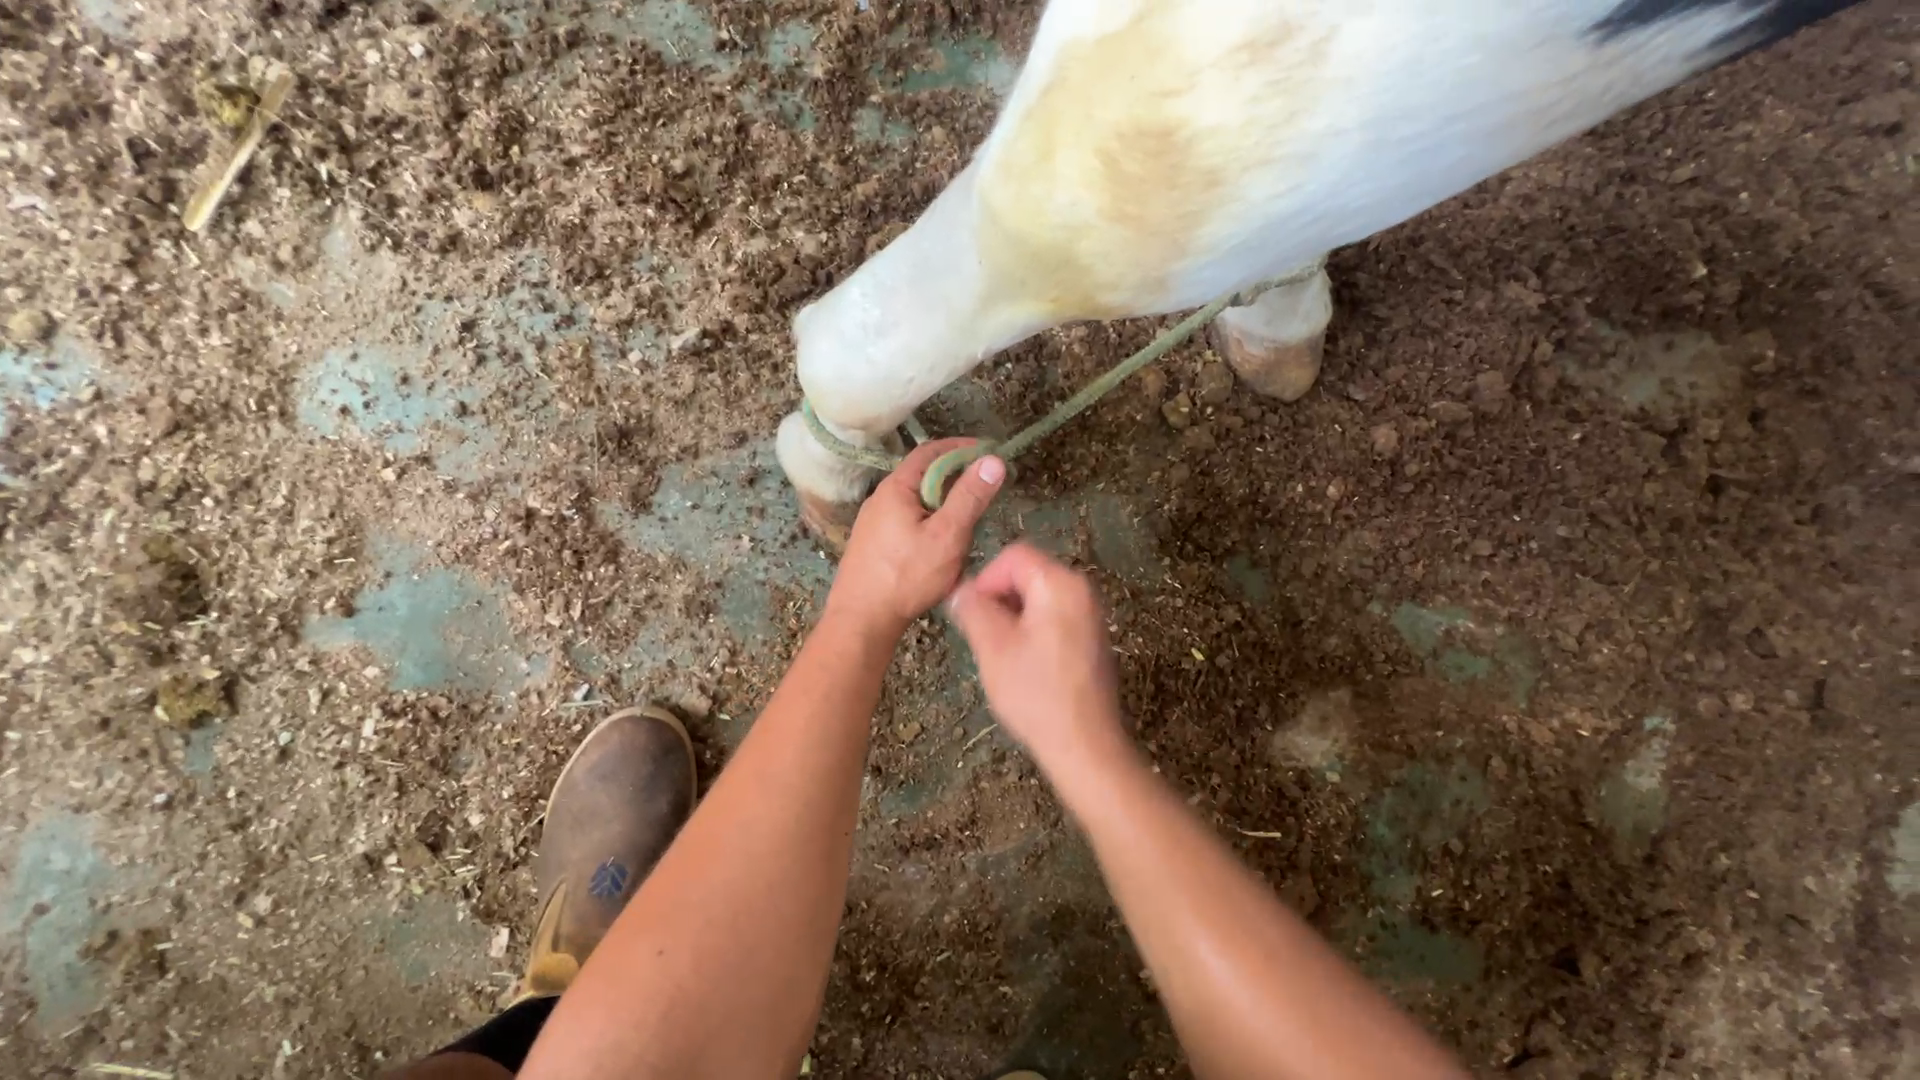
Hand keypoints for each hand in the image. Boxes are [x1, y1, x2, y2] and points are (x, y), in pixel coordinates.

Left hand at [824, 438, 1004, 637]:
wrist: (862, 620)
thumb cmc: (907, 576)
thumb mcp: (947, 535)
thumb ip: (969, 497)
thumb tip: (992, 460)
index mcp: (896, 488)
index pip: (931, 451)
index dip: (961, 447)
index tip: (988, 453)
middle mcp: (880, 499)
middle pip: (923, 477)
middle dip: (955, 479)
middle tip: (984, 490)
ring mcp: (873, 523)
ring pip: (916, 503)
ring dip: (943, 505)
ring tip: (968, 522)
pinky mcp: (873, 545)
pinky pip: (906, 523)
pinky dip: (929, 524)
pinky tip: (941, 547)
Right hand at [947, 544, 1127, 771]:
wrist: (1085, 744)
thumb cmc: (1035, 693)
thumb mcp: (993, 648)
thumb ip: (973, 609)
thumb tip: (961, 591)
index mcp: (1060, 584)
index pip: (1014, 555)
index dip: (985, 579)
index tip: (971, 612)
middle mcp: (1082, 591)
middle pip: (1028, 574)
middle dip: (999, 598)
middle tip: (982, 635)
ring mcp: (1091, 616)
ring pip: (1039, 598)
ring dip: (1013, 617)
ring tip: (1000, 653)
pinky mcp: (1092, 639)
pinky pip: (1054, 617)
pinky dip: (1032, 630)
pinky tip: (1023, 665)